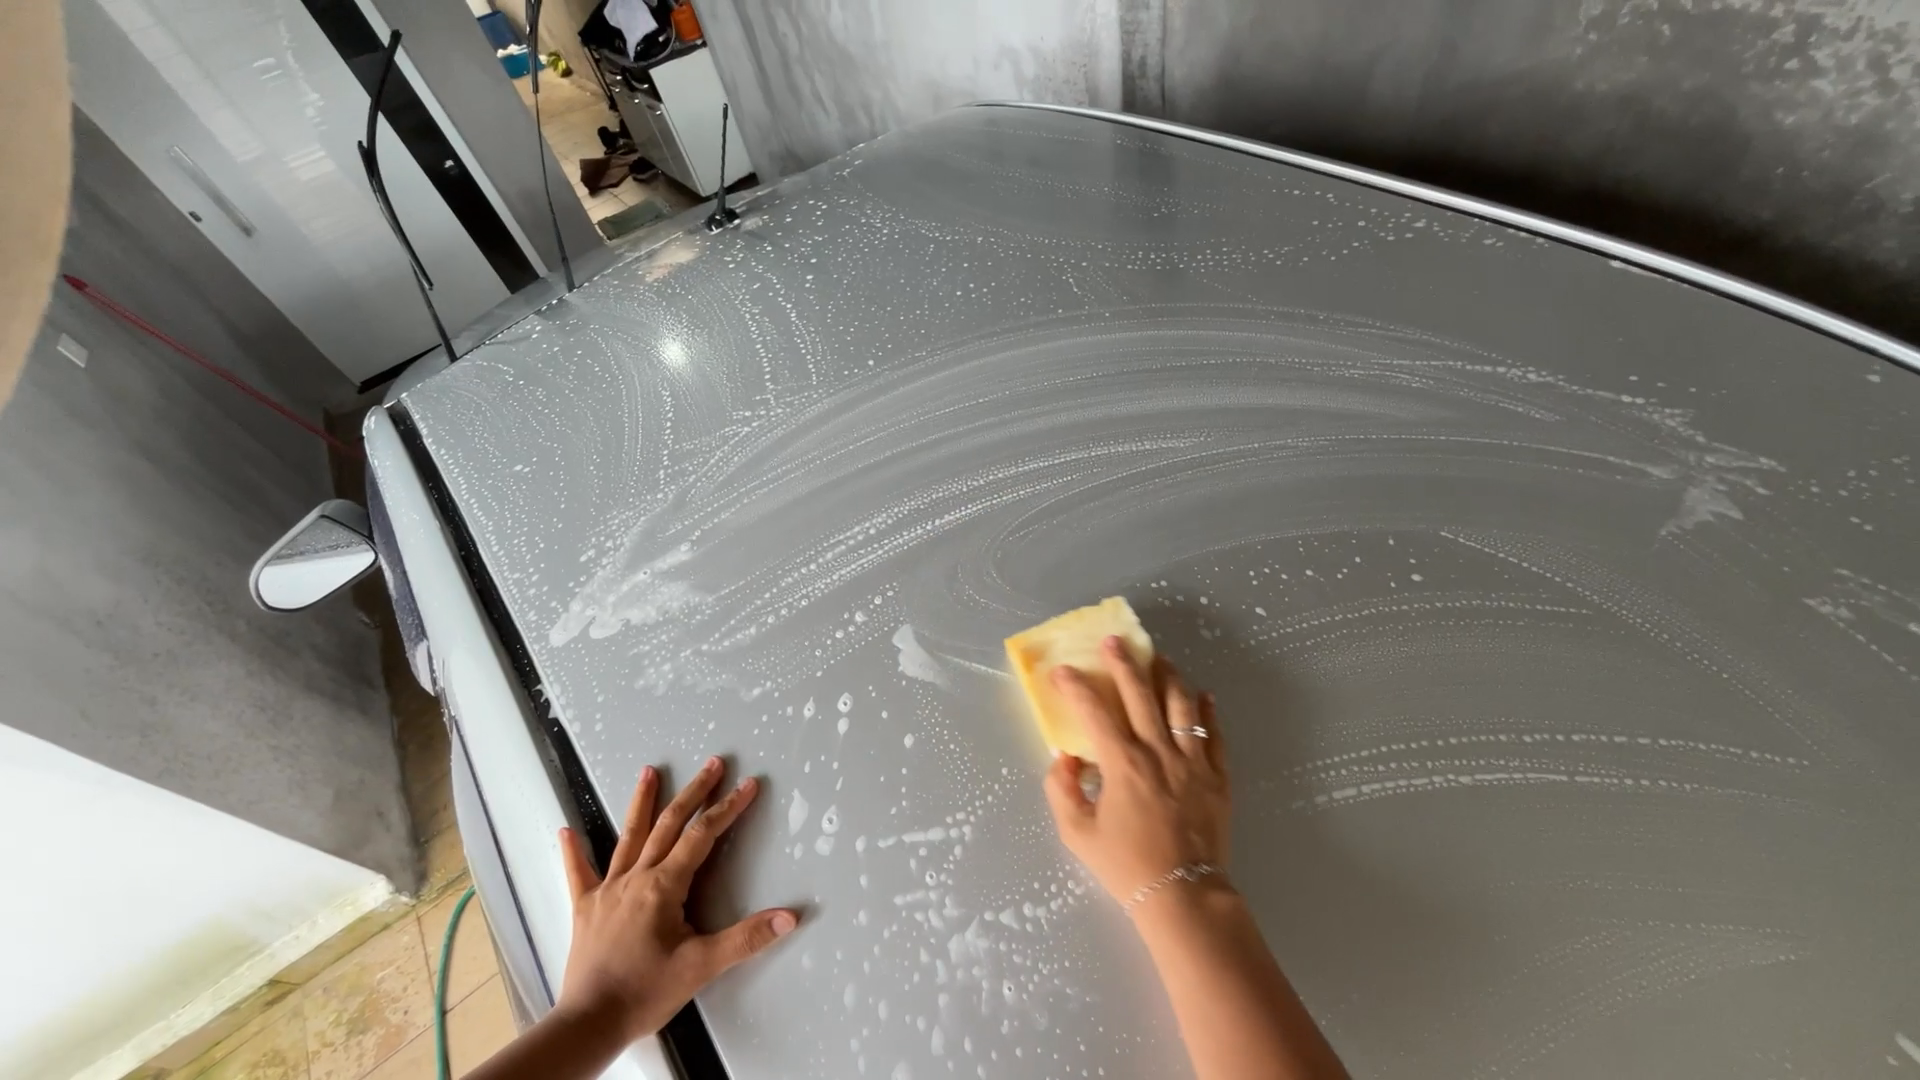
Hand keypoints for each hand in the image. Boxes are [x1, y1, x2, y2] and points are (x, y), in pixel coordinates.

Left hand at [555, 757, 798, 1042]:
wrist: (588, 1024)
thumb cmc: (645, 993)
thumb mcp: (702, 966)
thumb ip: (746, 938)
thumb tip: (789, 917)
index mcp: (664, 886)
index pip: (702, 836)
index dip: (728, 807)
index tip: (747, 784)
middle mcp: (635, 878)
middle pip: (669, 825)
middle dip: (694, 792)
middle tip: (712, 764)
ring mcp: (607, 891)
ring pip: (629, 838)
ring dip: (642, 803)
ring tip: (650, 772)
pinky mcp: (585, 909)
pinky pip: (579, 874)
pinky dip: (573, 851)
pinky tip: (565, 831)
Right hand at [1042, 638, 1230, 910]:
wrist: (1183, 895)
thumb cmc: (1125, 865)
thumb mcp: (1077, 833)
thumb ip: (1062, 790)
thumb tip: (1066, 759)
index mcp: (1122, 763)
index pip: (1094, 712)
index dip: (1075, 686)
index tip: (1062, 670)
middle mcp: (1158, 752)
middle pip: (1140, 694)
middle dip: (1124, 662)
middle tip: (1114, 640)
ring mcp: (1193, 762)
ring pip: (1182, 705)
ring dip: (1168, 676)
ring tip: (1159, 658)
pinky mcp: (1218, 777)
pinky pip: (1215, 734)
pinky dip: (1208, 711)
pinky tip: (1203, 695)